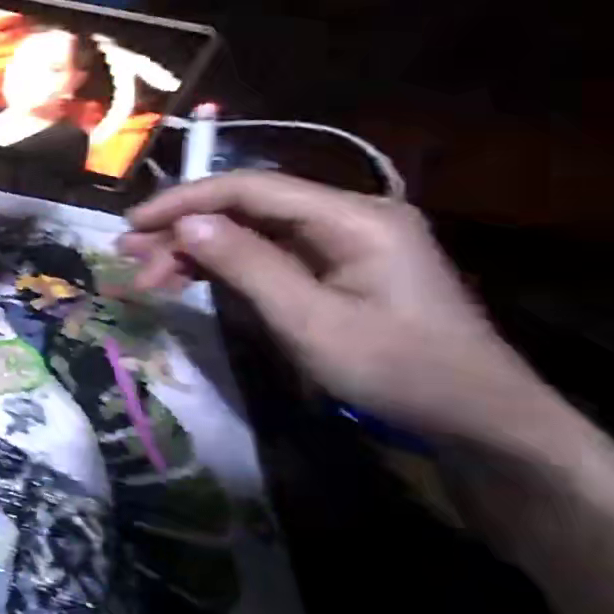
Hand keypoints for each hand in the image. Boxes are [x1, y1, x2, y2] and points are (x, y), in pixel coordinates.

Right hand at [120, 171, 553, 442]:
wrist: (483, 425)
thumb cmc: (400, 371)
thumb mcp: (312, 322)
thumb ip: (247, 265)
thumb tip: (186, 223)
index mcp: (352, 218)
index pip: (250, 188)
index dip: (185, 201)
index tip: (133, 224)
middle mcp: (347, 216)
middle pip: (245, 208)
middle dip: (182, 229)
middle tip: (129, 256)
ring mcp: (342, 242)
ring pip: (249, 230)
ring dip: (195, 249)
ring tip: (146, 272)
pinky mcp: (335, 268)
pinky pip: (265, 253)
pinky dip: (222, 266)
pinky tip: (187, 278)